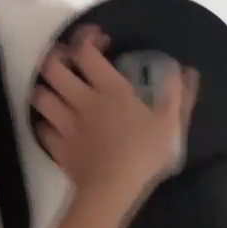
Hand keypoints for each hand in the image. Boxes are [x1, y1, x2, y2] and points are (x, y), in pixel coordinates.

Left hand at [32, 26, 194, 215]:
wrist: (113, 190)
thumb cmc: (144, 154)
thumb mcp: (171, 123)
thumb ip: (178, 93)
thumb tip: (186, 69)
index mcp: (110, 90)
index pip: (86, 52)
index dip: (86, 38)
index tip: (97, 39)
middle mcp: (81, 100)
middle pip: (53, 68)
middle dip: (56, 58)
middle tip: (68, 61)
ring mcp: (65, 124)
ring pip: (40, 95)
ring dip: (45, 88)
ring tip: (55, 90)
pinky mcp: (56, 146)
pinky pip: (41, 128)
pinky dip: (45, 123)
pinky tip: (53, 125)